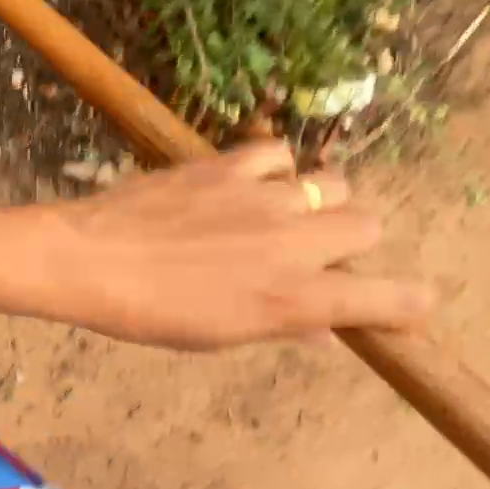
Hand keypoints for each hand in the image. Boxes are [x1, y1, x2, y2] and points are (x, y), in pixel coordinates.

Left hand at [41, 141, 434, 349]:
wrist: (82, 260)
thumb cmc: (142, 310)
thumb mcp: (214, 336)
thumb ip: (279, 326)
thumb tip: (324, 330)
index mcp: (296, 299)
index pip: (394, 298)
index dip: (407, 301)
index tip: (399, 301)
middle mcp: (293, 245)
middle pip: (370, 225)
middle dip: (351, 238)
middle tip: (311, 248)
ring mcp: (261, 199)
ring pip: (332, 184)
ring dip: (316, 199)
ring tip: (278, 212)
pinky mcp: (224, 167)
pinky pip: (277, 152)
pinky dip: (274, 166)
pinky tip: (249, 180)